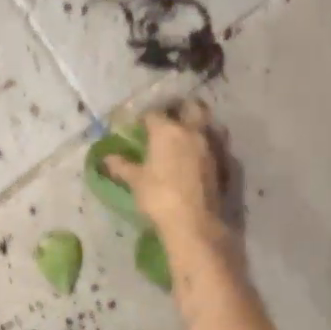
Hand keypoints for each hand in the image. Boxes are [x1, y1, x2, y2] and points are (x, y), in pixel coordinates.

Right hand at [105, 100, 225, 244]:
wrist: (193, 221)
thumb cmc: (159, 197)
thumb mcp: (135, 182)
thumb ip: (122, 166)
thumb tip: (106, 158)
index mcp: (167, 131)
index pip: (154, 114)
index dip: (144, 118)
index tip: (138, 126)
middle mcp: (192, 130)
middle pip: (190, 107)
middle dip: (180, 109)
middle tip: (169, 120)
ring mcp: (211, 145)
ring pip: (207, 124)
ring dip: (198, 124)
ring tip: (186, 136)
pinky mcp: (224, 161)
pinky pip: (215, 144)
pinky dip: (207, 144)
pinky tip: (199, 156)